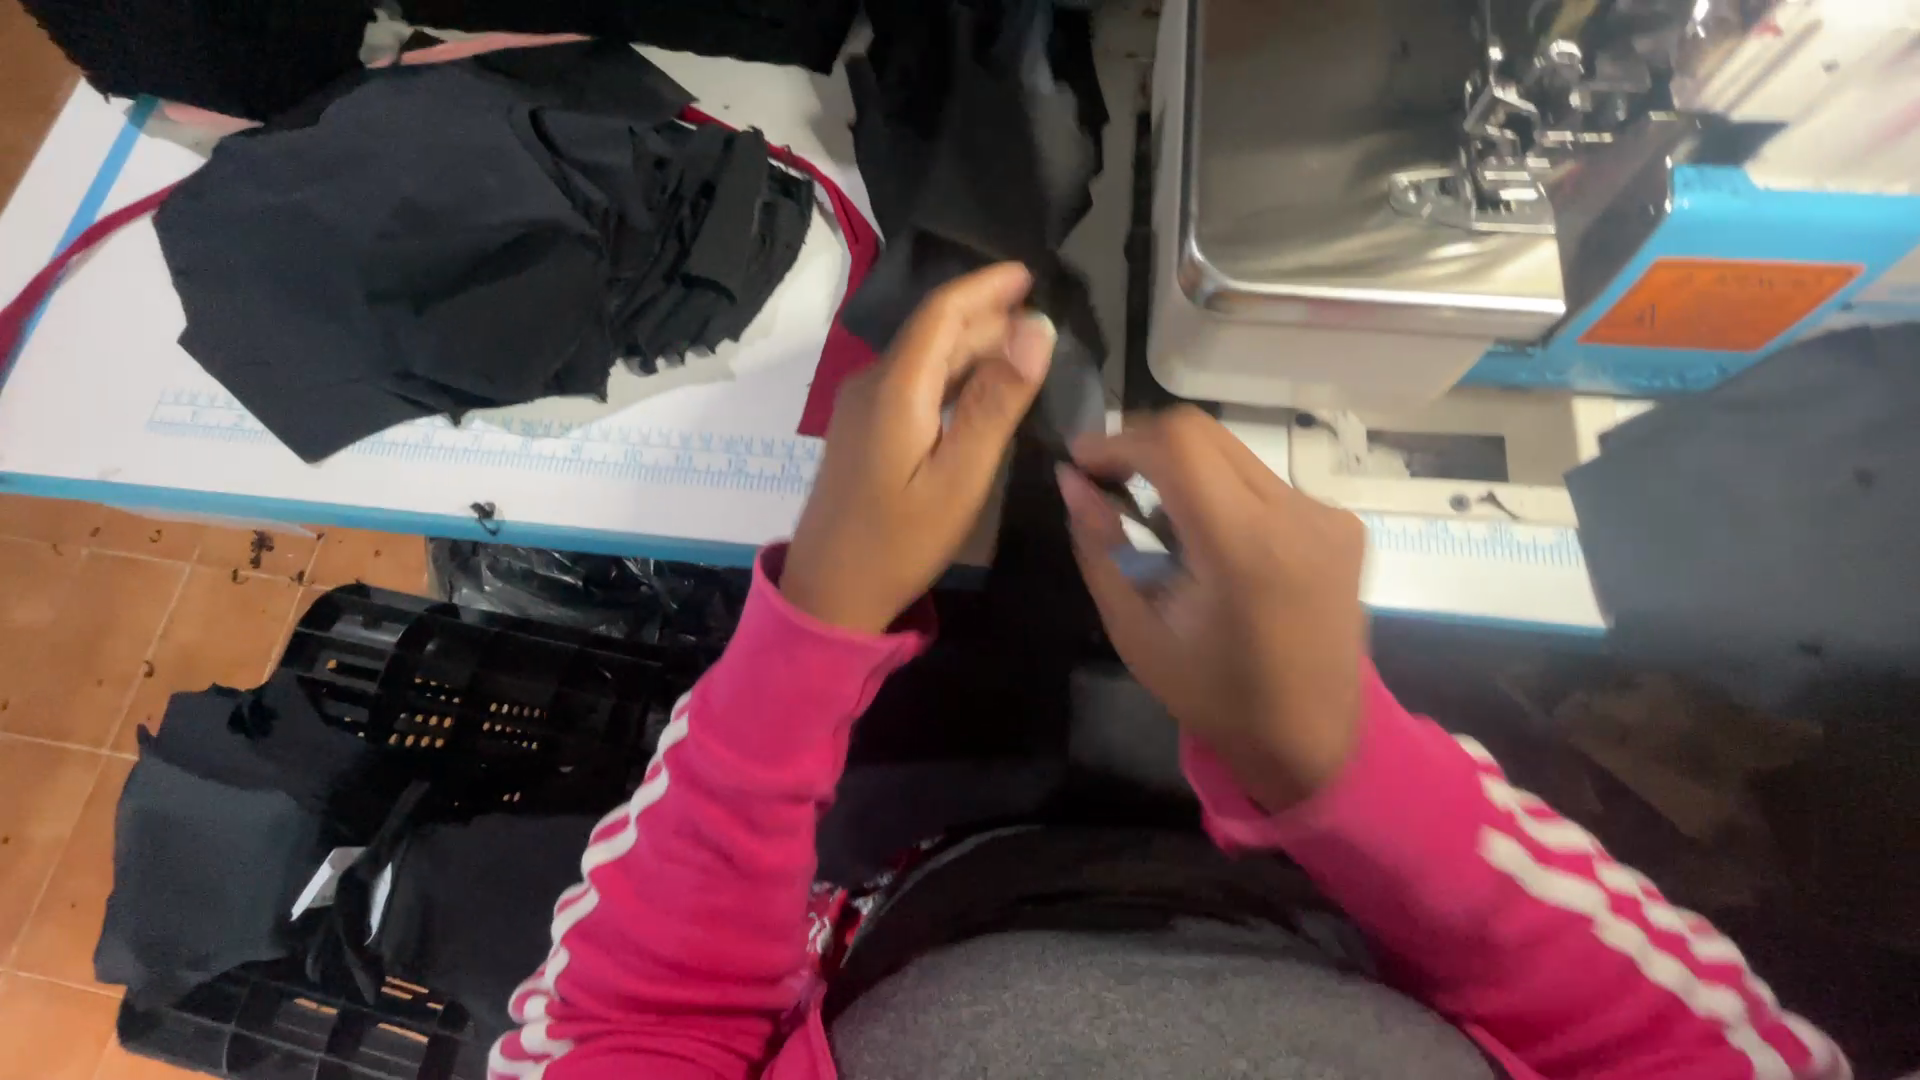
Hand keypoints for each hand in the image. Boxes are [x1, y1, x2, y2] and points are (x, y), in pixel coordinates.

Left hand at [782, 263, 1055, 633]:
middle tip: (1039, 322)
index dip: (985, 287)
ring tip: (1019, 347)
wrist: (829, 592)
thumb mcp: (960, 477)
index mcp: (895, 388)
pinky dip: (949, 374)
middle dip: (986, 317)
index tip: (1029, 273)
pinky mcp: (861, 430)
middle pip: (932, 332)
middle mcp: (871, 384)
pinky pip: (910, 383)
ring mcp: (860, 407)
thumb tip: (1036, 330)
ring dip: (969, 346)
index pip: (941, 313)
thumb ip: (996, 402)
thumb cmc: (900, 542)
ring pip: (921, 357)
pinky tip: (975, 389)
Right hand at [1058, 407, 1368, 809]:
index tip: (1082, 461)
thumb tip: (1072, 480)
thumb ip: (1101, 545)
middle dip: (1144, 446)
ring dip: (1182, 471)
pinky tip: (1207, 542)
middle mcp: (1297, 514)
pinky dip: (1219, 493)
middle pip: (1205, 435)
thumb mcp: (1135, 628)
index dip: (1120, 439)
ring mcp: (1327, 515)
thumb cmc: (1213, 694)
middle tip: (1107, 482)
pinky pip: (1262, 482)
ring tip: (1157, 523)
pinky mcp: (1341, 523)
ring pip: (1232, 455)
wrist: (1312, 739)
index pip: (1178, 445)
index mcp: (1244, 547)